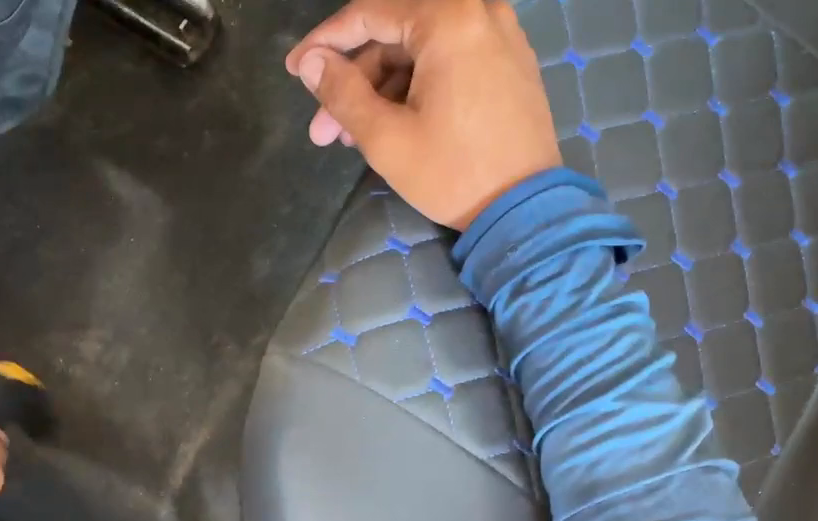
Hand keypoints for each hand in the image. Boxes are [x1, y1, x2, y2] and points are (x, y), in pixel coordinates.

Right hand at [286, 0, 559, 229]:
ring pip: (419, 50)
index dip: (325, 41)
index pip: (370, 13)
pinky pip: (447, 59)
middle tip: (323, 128)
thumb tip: (311, 62)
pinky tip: (389, 124)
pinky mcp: (507, 61)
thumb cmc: (450, 172)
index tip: (294, 69)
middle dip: (353, 80)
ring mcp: (499, 34)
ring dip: (380, 90)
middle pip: (396, 33)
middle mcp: (478, 10)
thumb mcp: (385, 137)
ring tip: (350, 138)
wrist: (523, 205)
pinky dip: (413, 86)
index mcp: (448, 18)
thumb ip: (343, 93)